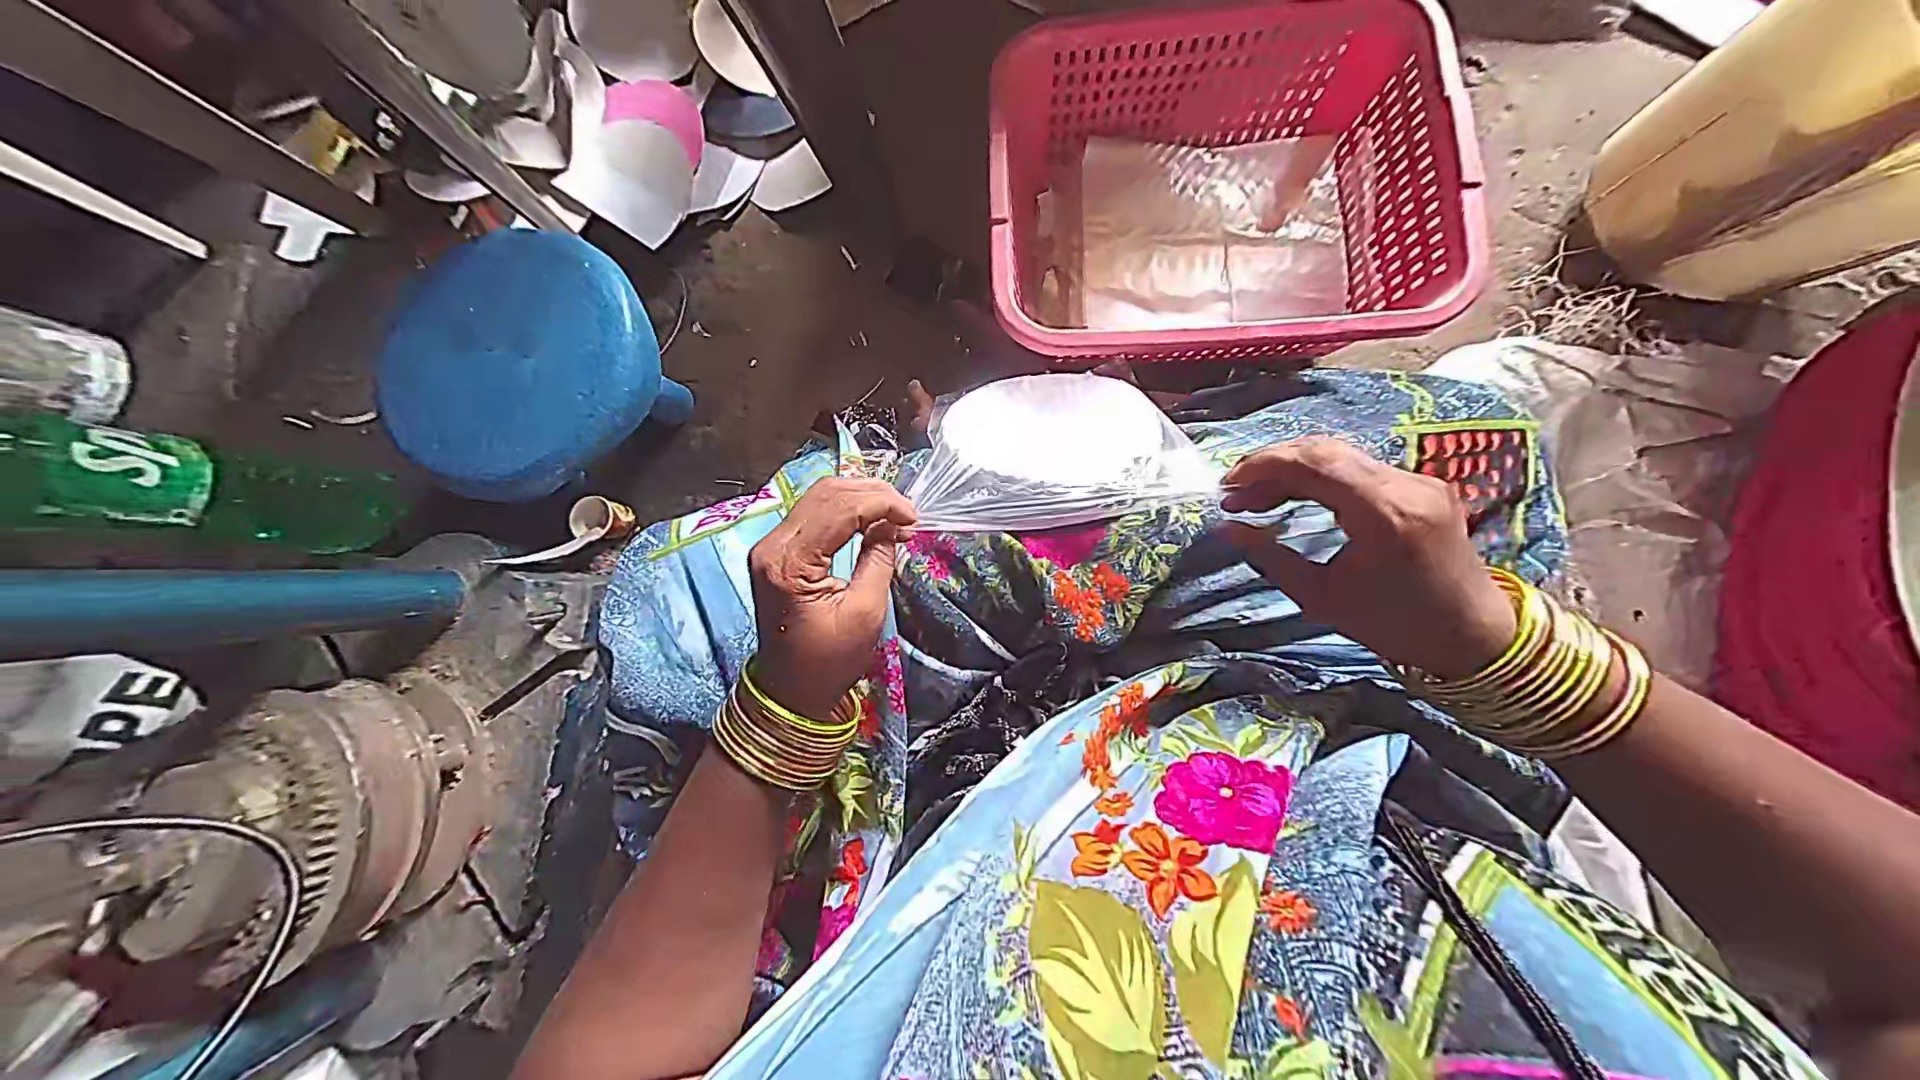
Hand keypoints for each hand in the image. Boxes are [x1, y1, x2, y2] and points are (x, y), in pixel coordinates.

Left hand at [747, 478, 917, 718]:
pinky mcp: (778, 550)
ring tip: (895, 515)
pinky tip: (871, 519)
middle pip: (826, 493)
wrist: (792, 689)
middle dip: (873, 495)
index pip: (838, 509)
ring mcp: (771, 545)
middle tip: (907, 514)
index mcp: (789, 563)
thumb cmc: (828, 661)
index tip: (912, 517)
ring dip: (861, 498)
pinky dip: (847, 509)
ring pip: (820, 496)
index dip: (881, 503)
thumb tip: (891, 525)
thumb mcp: (864, 613)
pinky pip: (815, 512)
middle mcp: (772, 546)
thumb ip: (878, 560)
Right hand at [1220, 437, 1516, 677]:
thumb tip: (1228, 528)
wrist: (1472, 635)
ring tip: (1255, 497)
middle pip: (1323, 450)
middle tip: (1235, 493)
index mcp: (1383, 513)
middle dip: (1270, 465)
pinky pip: (1356, 467)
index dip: (1261, 466)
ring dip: (1290, 469)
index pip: (1312, 463)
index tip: (1227, 488)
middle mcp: (1404, 484)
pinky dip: (1315, 476)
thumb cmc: (1393, 624)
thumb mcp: (1321, 597)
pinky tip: (1292, 496)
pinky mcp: (1419, 485)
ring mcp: (1416, 480)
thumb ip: (1271, 557)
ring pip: (1338, 454)